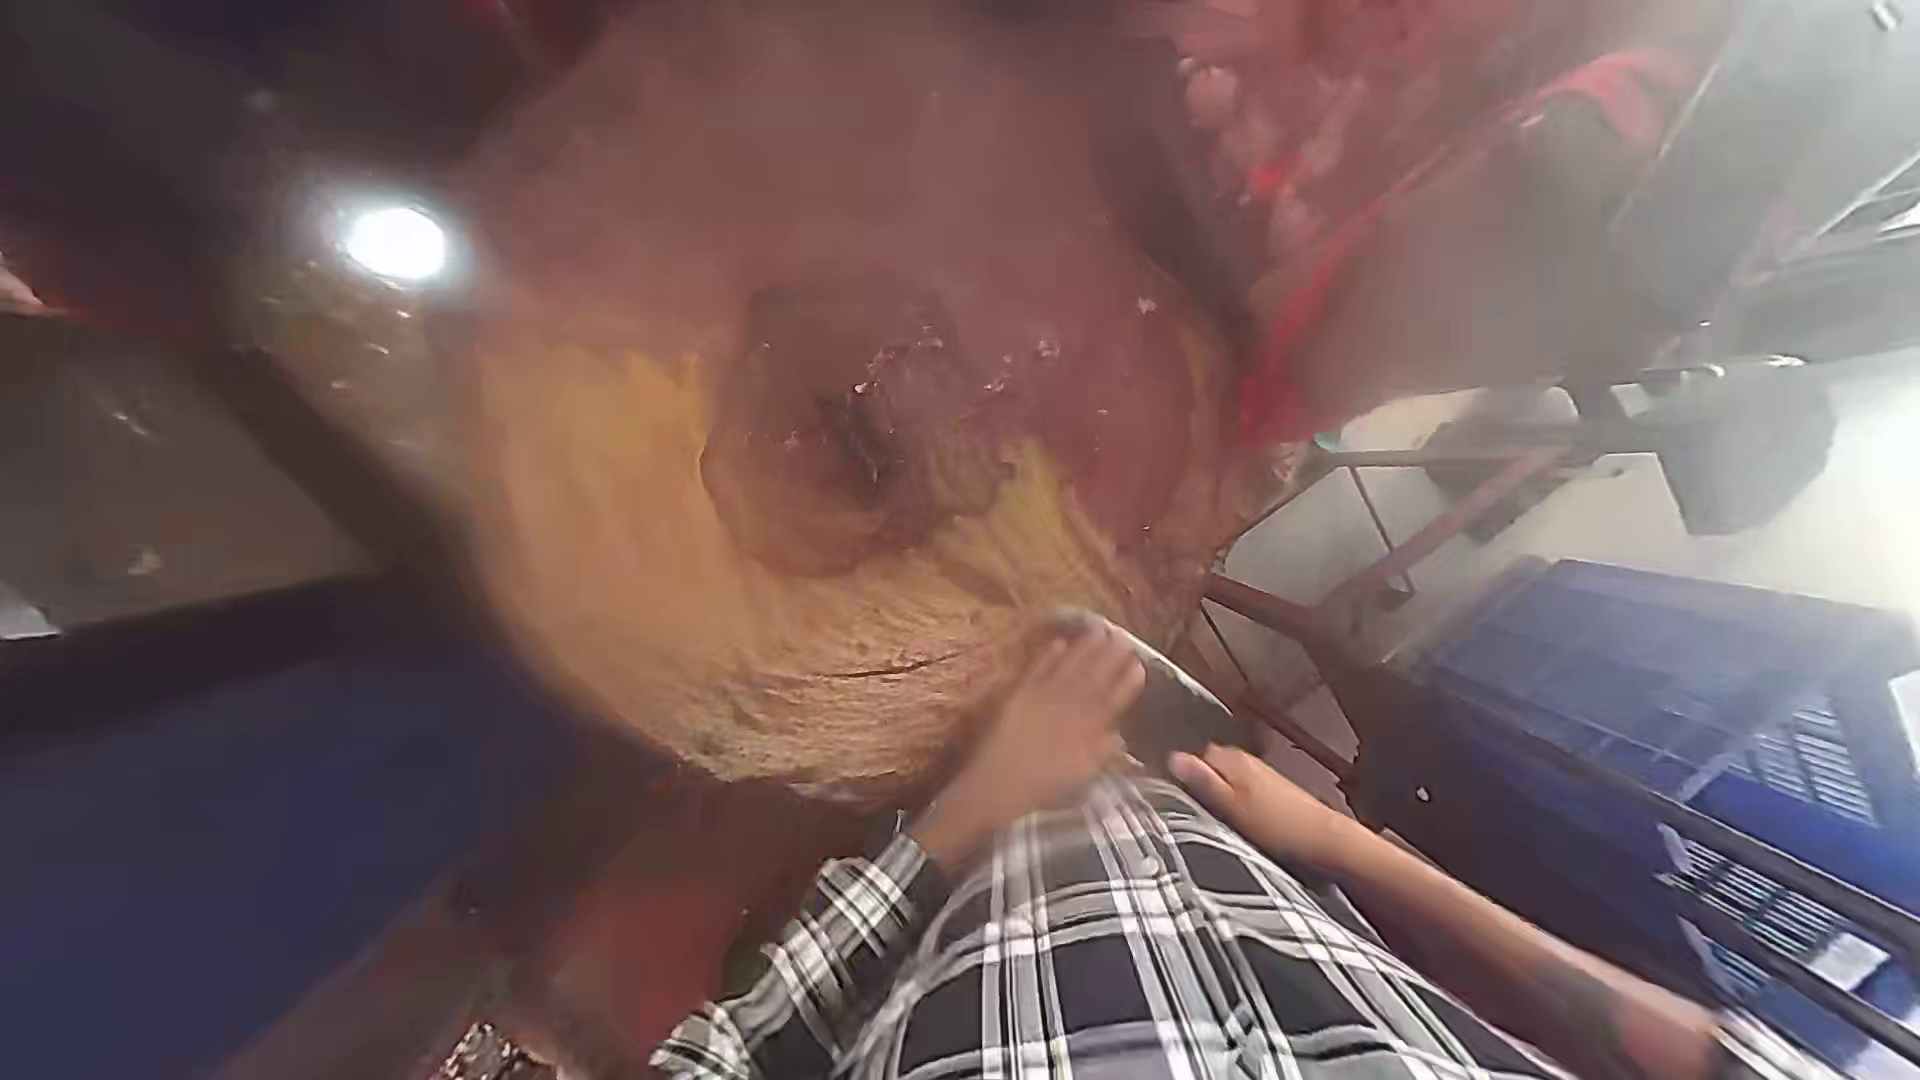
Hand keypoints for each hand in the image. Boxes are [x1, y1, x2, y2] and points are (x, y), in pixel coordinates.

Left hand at [912, 623, 1145, 870]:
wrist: (996, 786)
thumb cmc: (1040, 790)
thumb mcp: (1080, 779)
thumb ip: (1102, 755)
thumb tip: (1121, 739)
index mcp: (1084, 731)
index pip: (1111, 701)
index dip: (1126, 682)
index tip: (1139, 664)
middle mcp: (1066, 709)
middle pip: (1092, 678)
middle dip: (1110, 656)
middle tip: (1124, 636)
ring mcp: (1041, 699)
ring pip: (1068, 668)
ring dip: (1084, 649)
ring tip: (1099, 630)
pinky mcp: (1019, 695)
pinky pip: (1038, 670)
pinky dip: (1049, 656)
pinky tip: (1059, 642)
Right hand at [1169, 744, 1365, 874]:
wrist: (1330, 844)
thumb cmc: (1276, 827)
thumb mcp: (1230, 806)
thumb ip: (1201, 781)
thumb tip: (1172, 757)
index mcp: (1232, 759)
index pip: (1196, 756)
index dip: (1187, 776)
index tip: (1183, 800)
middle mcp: (1248, 760)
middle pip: (1214, 766)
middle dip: (1206, 784)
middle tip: (1204, 813)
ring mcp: (1265, 775)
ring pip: (1231, 779)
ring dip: (1225, 795)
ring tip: (1225, 821)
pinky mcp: (1278, 792)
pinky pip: (1248, 790)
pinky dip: (1243, 803)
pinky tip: (1247, 823)